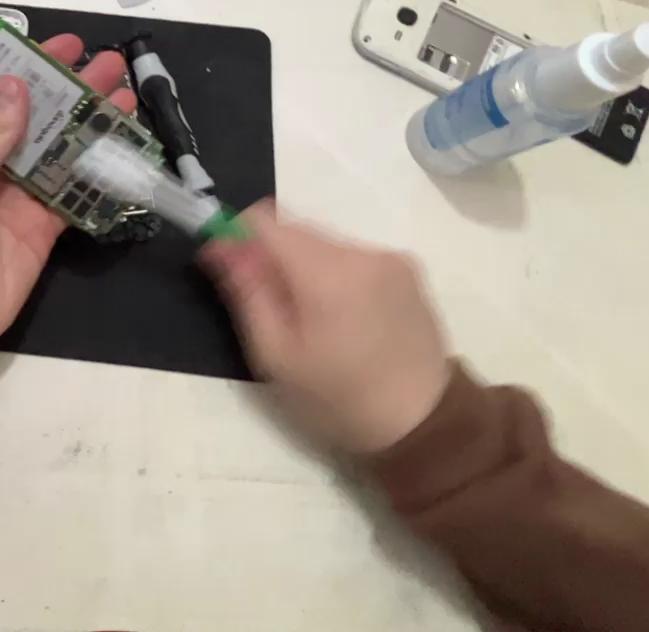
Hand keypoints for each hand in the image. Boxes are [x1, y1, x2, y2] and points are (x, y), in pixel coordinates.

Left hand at [0, 34, 137, 342]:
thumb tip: (15, 84)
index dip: (29, 67)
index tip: (64, 45)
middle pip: (38, 118)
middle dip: (72, 89)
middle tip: (110, 63)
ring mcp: (21, 193)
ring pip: (62, 149)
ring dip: (91, 123)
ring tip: (127, 94)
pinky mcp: (44, 224)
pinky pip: (74, 191)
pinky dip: (97, 171)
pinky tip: (122, 147)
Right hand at [201, 202, 451, 453]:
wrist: (428, 429)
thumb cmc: (340, 400)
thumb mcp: (276, 356)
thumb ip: (246, 292)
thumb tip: (220, 247)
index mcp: (326, 273)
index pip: (264, 220)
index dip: (235, 234)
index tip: (225, 263)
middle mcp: (360, 252)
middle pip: (293, 227)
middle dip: (268, 254)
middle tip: (264, 300)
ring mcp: (388, 257)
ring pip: (320, 240)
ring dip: (299, 263)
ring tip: (306, 313)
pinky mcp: (406, 268)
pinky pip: (349, 253)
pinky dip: (330, 271)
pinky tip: (339, 313)